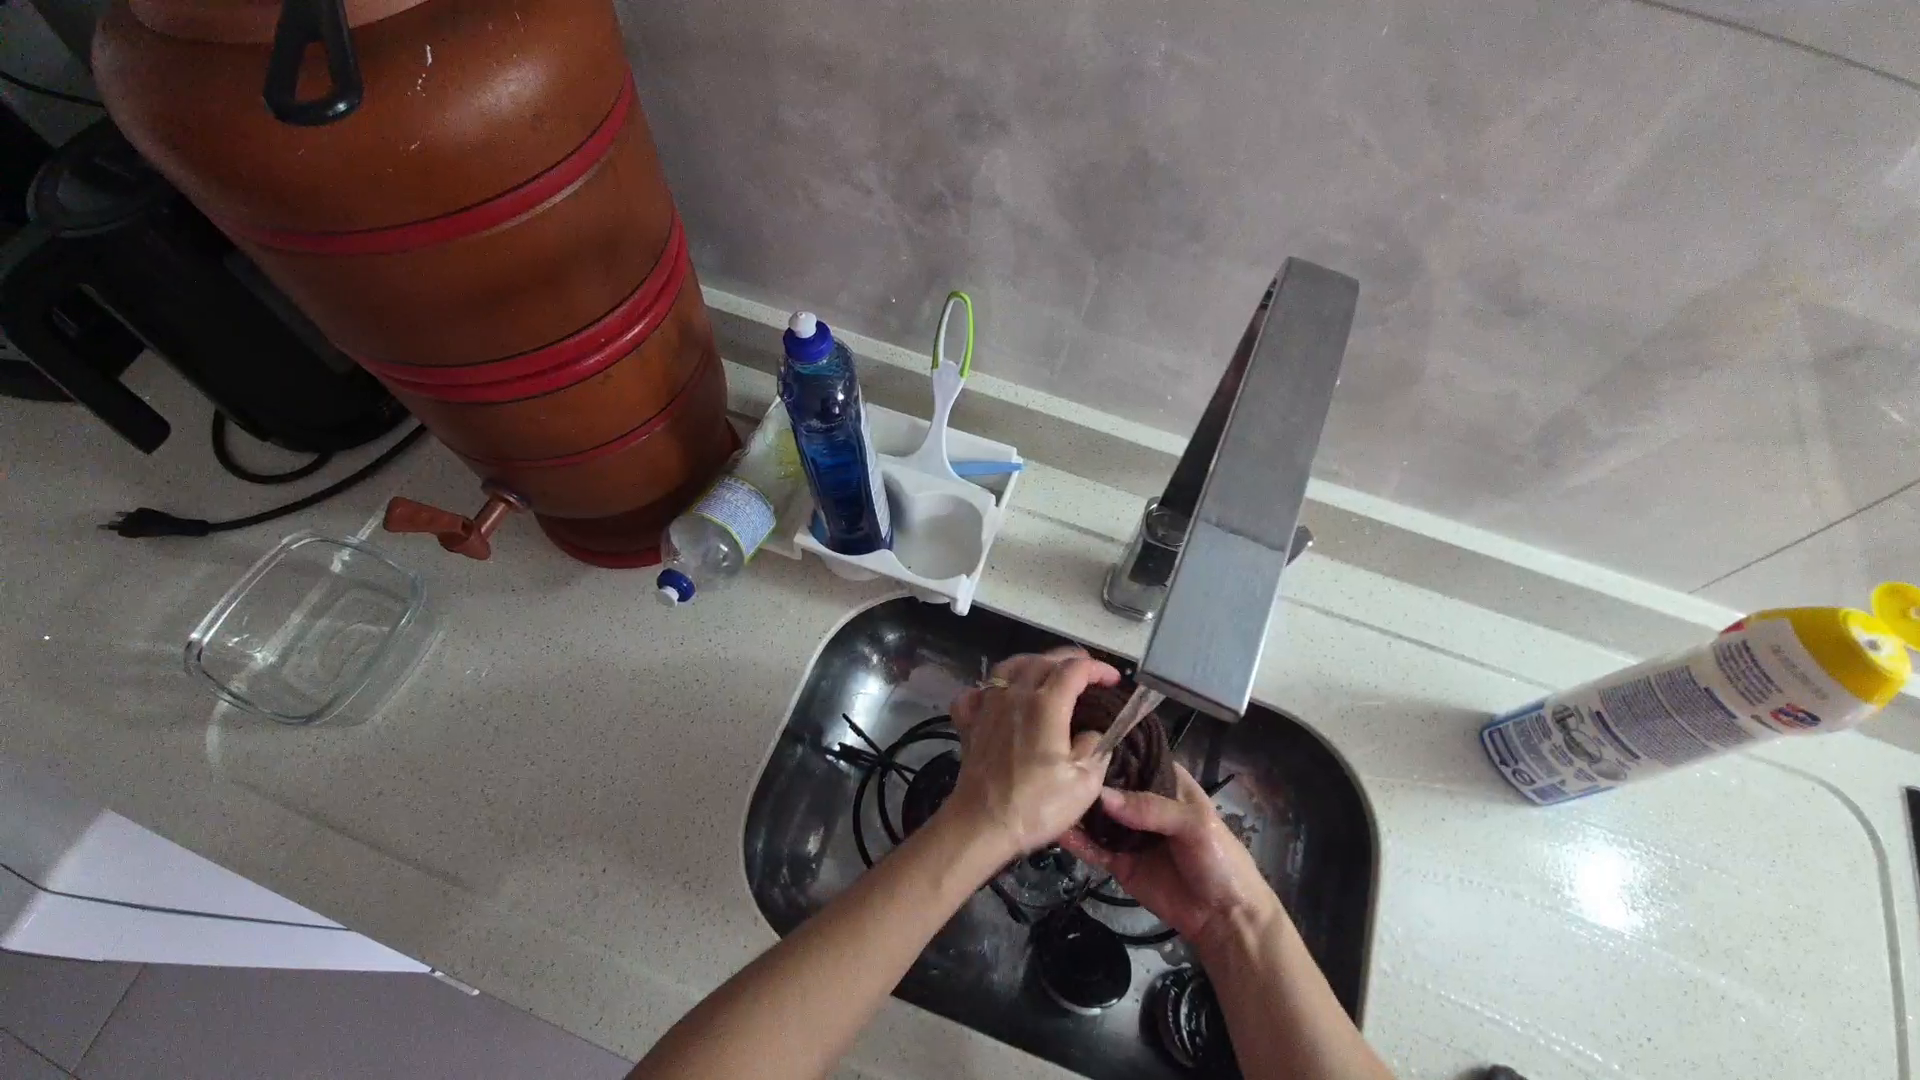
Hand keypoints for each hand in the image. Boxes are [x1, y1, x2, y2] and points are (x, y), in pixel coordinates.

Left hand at [940, 646, 1121, 859]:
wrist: (982, 824)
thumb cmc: (1036, 806)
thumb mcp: (1084, 783)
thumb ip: (1095, 749)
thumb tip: (1092, 734)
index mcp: (1046, 704)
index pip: (1075, 669)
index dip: (1097, 668)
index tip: (1112, 680)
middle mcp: (1015, 695)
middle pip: (1042, 660)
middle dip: (1068, 660)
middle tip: (1086, 672)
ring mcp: (988, 706)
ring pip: (1009, 667)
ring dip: (1032, 664)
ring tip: (1047, 673)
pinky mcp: (969, 722)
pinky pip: (977, 692)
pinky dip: (990, 687)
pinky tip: (998, 696)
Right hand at [1059, 764, 1284, 952]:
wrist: (1226, 920)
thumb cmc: (1220, 860)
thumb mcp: (1193, 824)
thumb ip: (1150, 808)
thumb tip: (1102, 797)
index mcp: (1168, 782)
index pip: (1135, 756)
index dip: (1110, 746)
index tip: (1077, 733)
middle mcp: (1144, 802)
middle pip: (1110, 784)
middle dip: (1086, 777)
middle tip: (1052, 765)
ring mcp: (1129, 832)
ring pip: (1097, 815)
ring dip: (1076, 808)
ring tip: (1047, 795)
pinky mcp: (1118, 861)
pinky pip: (1093, 848)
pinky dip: (1076, 840)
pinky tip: (1056, 830)